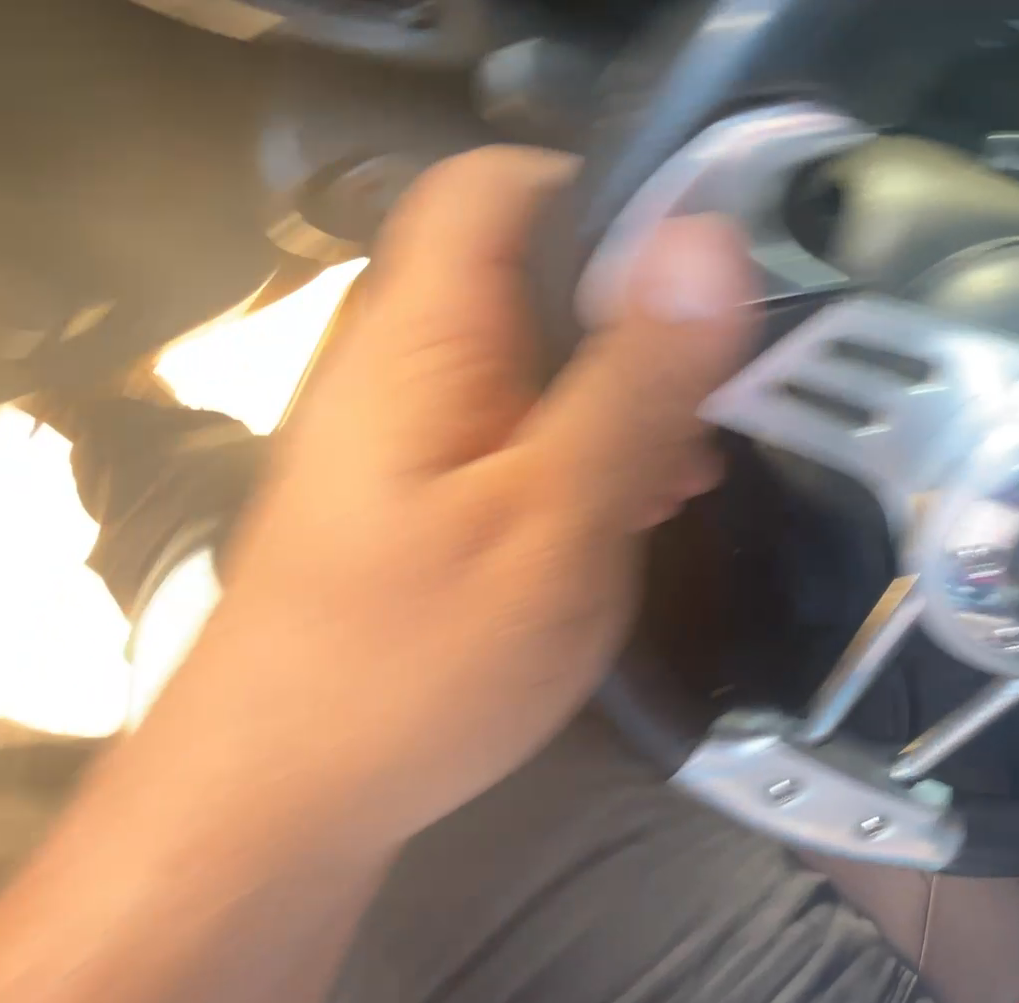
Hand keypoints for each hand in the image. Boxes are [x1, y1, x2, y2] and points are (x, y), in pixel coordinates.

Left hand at [132, 146, 758, 852]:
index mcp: (429, 335)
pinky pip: (535, 427)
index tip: (714, 271)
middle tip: (727, 389)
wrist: (291, 799)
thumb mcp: (558, 517)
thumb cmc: (421, 659)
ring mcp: (424, 426)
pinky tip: (646, 502)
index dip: (615, 199)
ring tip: (698, 461)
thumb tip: (709, 243)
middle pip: (543, 276)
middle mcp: (415, 360)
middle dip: (647, 321)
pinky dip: (600, 447)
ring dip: (634, 394)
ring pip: (549, 360)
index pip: (508, 186)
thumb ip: (636, 381)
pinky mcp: (439, 486)